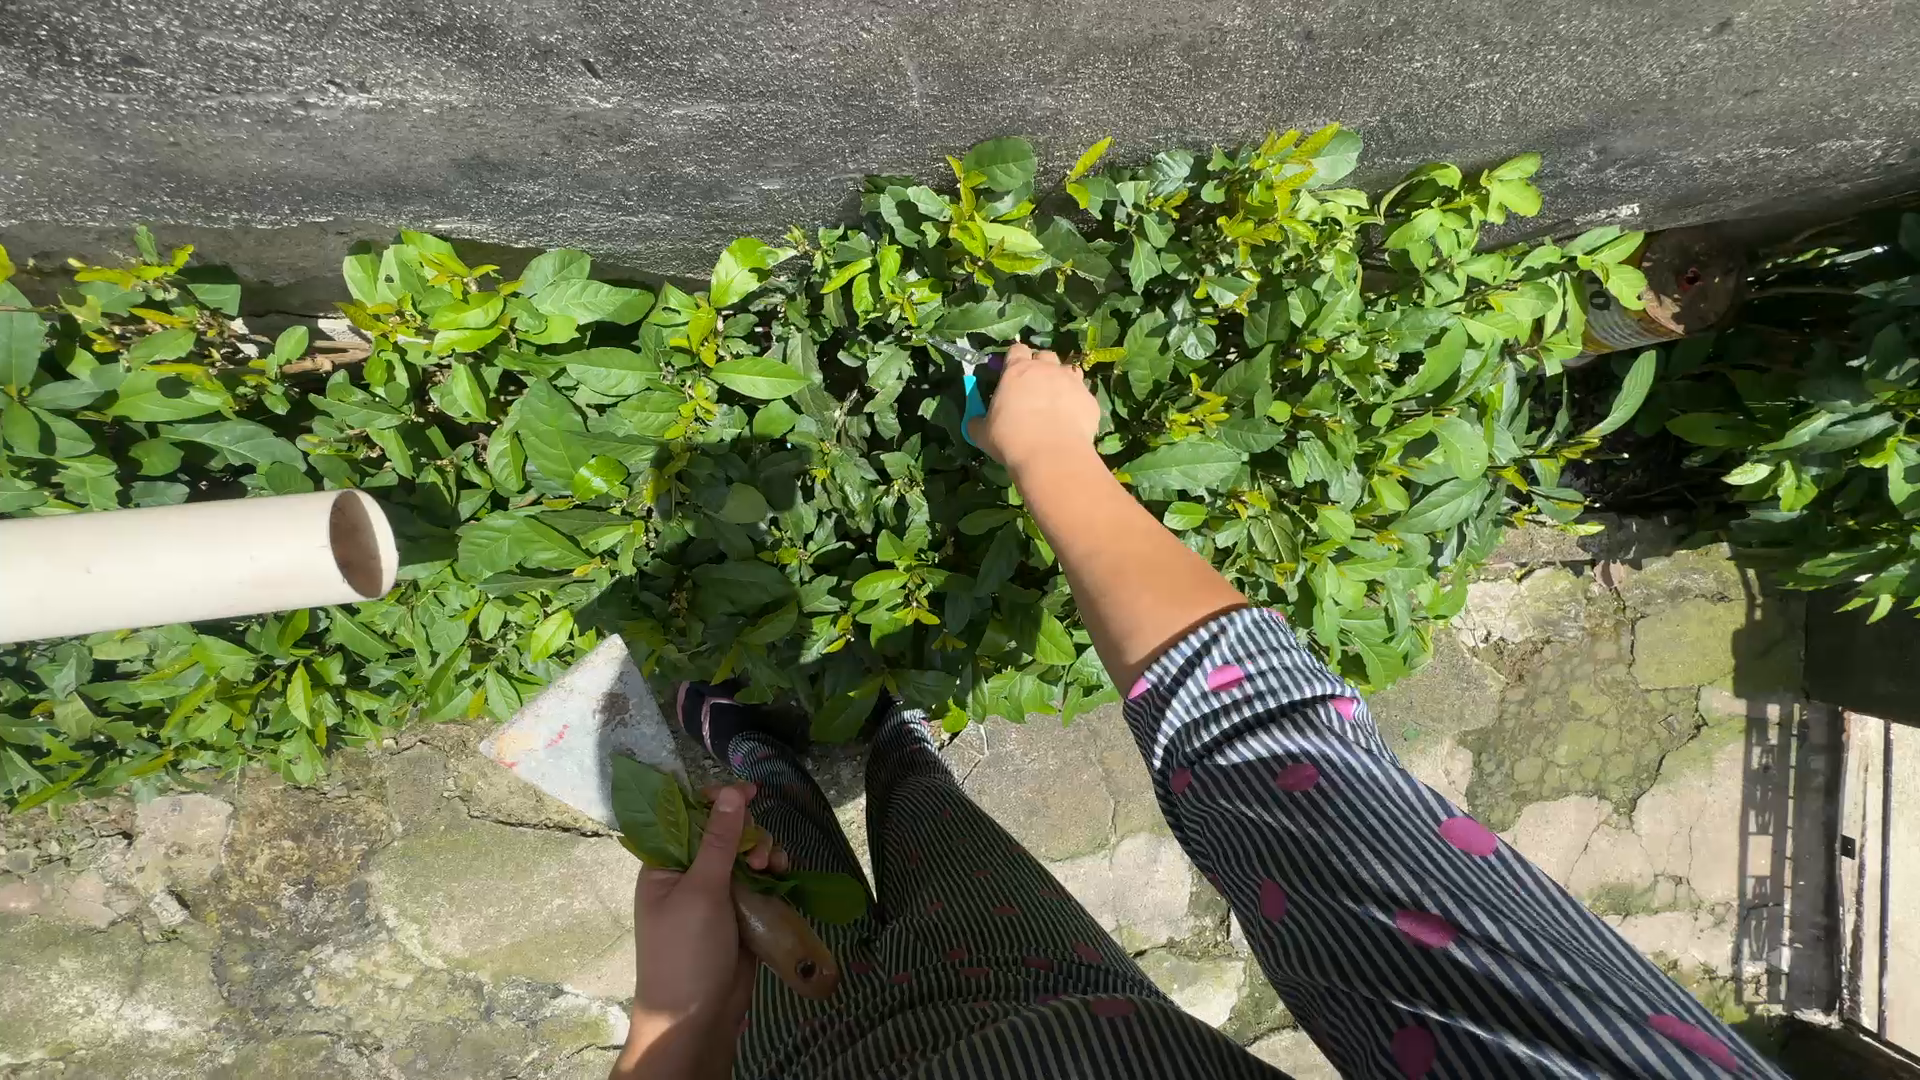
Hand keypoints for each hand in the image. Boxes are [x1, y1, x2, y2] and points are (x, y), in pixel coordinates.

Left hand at [613, 782, 787, 1079]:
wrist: (697, 1020)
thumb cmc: (687, 951)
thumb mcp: (702, 890)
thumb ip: (719, 838)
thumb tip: (730, 790)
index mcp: (665, 866)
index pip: (689, 817)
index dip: (718, 800)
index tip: (749, 792)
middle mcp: (689, 874)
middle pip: (725, 831)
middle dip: (748, 833)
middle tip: (759, 855)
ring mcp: (716, 892)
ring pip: (746, 852)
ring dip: (764, 851)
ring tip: (773, 868)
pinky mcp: (740, 909)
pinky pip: (759, 877)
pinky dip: (772, 871)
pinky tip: (783, 875)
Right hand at [966, 342, 1101, 475]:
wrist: (1050, 455)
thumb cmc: (1010, 439)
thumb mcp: (983, 433)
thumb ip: (978, 422)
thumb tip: (974, 423)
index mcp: (1017, 370)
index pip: (1017, 349)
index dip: (1015, 358)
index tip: (1012, 372)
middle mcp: (1047, 369)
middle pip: (1045, 355)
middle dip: (1041, 366)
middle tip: (1034, 387)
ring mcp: (1072, 382)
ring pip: (1069, 370)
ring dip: (1062, 380)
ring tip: (1056, 400)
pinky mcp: (1089, 400)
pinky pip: (1083, 395)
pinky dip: (1077, 403)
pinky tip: (1072, 420)